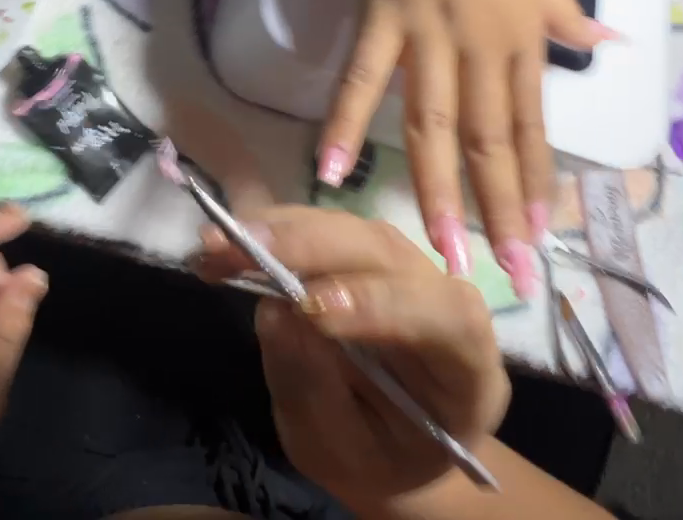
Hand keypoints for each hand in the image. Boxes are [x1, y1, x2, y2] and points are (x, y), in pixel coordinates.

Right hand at [192, 207, 509, 511]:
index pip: (444, 317)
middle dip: (307, 246)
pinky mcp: (361, 253)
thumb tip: (275, 312)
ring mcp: (401, 267)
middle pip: (385, 252)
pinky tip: (225, 248)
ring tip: (215, 248)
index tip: (309, 309)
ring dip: (277, 231)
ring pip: (348, 228)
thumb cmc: (380, 455)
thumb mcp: (346, 453)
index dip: (379, 303)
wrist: (392, 437)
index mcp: (468, 364)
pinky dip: (269, 231)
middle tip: (235, 249)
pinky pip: (319, 228)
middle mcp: (440, 297)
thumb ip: (316, 392)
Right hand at [338, 0, 603, 293]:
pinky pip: (364, 73)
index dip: (535, 183)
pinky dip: (347, 120)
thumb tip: (606, 44)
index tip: (540, 237)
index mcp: (525, 28)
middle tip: (504, 274)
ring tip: (439, 249)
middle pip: (491, 137)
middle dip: (498, 209)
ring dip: (438, 189)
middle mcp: (485, 41)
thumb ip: (564, 7)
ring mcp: (431, 28)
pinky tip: (332, 167)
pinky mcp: (382, 8)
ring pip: (437, 122)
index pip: (532, 122)